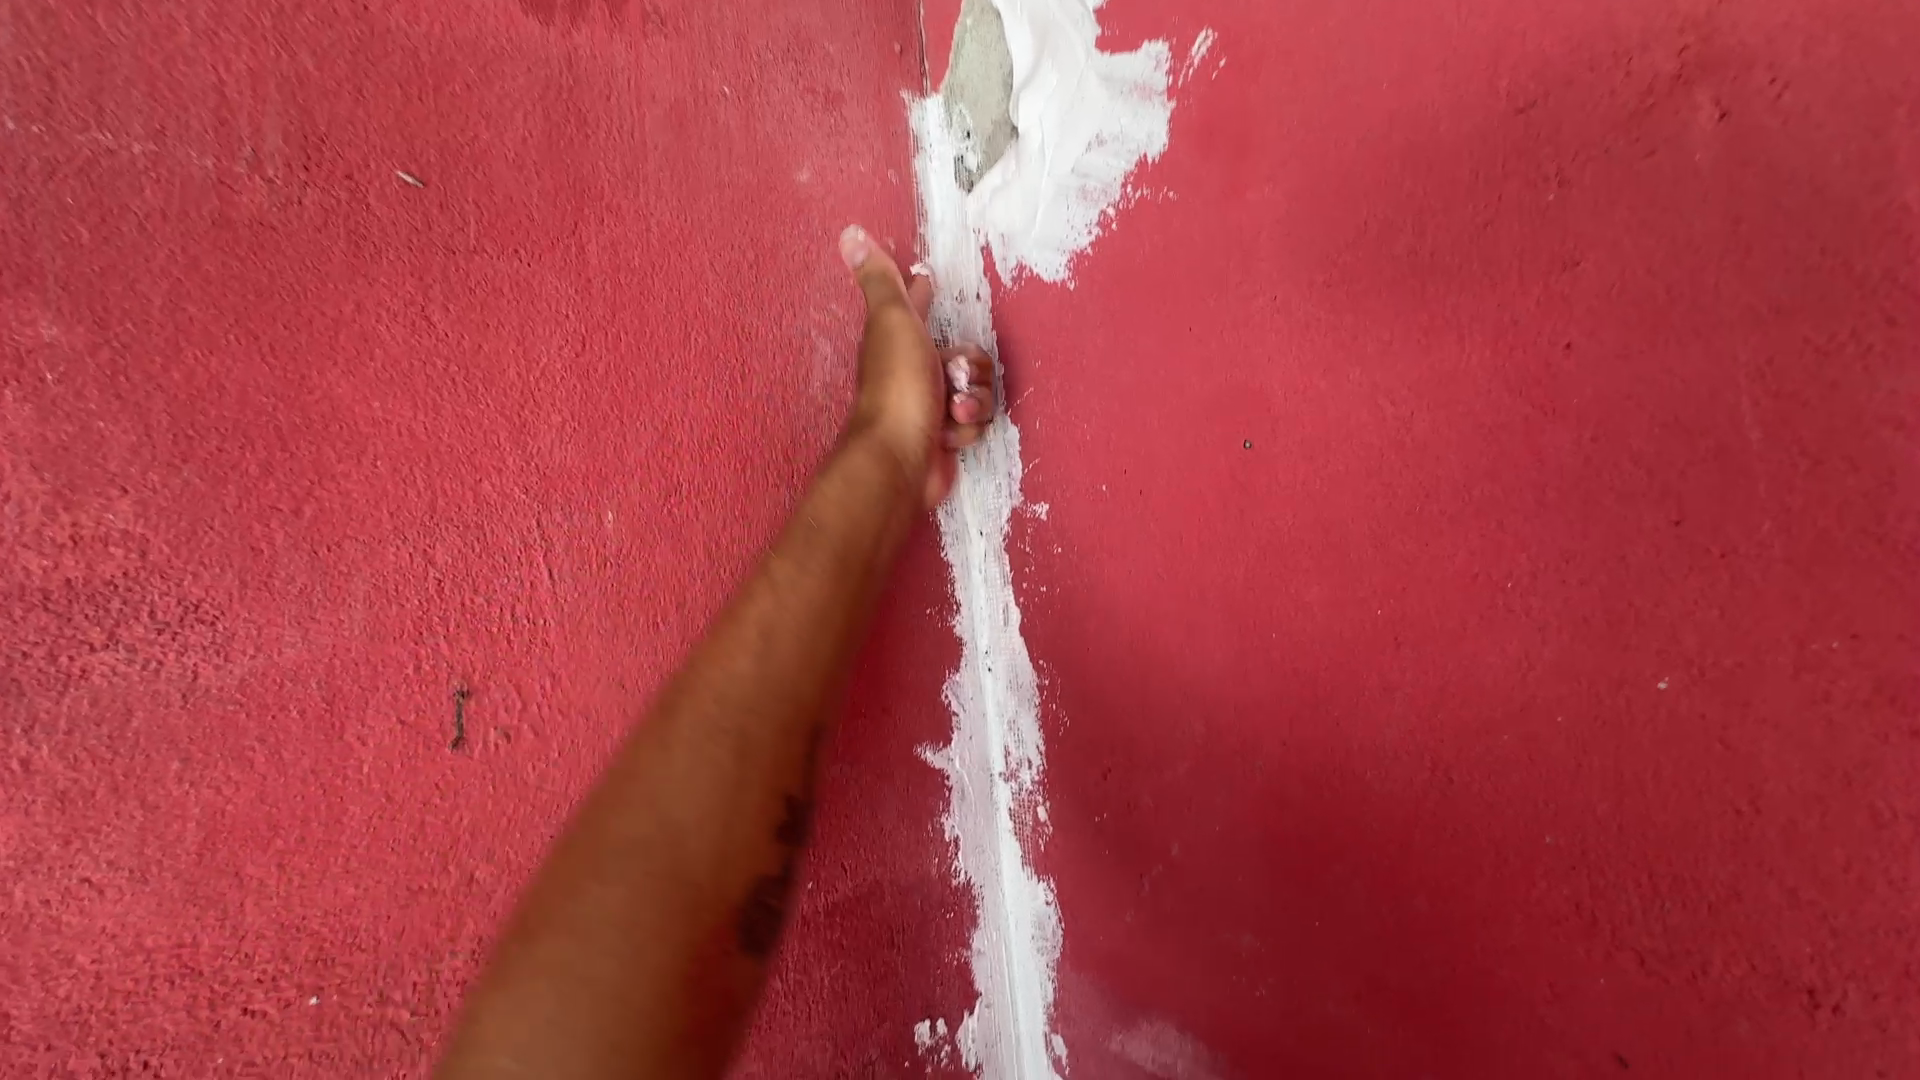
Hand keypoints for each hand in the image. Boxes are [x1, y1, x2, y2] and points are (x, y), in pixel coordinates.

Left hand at [839, 225, 995, 508]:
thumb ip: (881, 280)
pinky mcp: (947, 437)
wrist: (902, 457)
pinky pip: (975, 423)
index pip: (917, 305)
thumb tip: (849, 233)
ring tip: (951, 412)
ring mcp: (932, 406)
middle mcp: (916, 370)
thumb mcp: (892, 322)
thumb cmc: (898, 386)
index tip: (927, 279)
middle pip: (969, 355)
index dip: (923, 294)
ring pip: (978, 390)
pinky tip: (948, 437)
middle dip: (970, 368)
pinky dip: (965, 429)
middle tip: (954, 377)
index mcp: (900, 338)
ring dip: (971, 402)